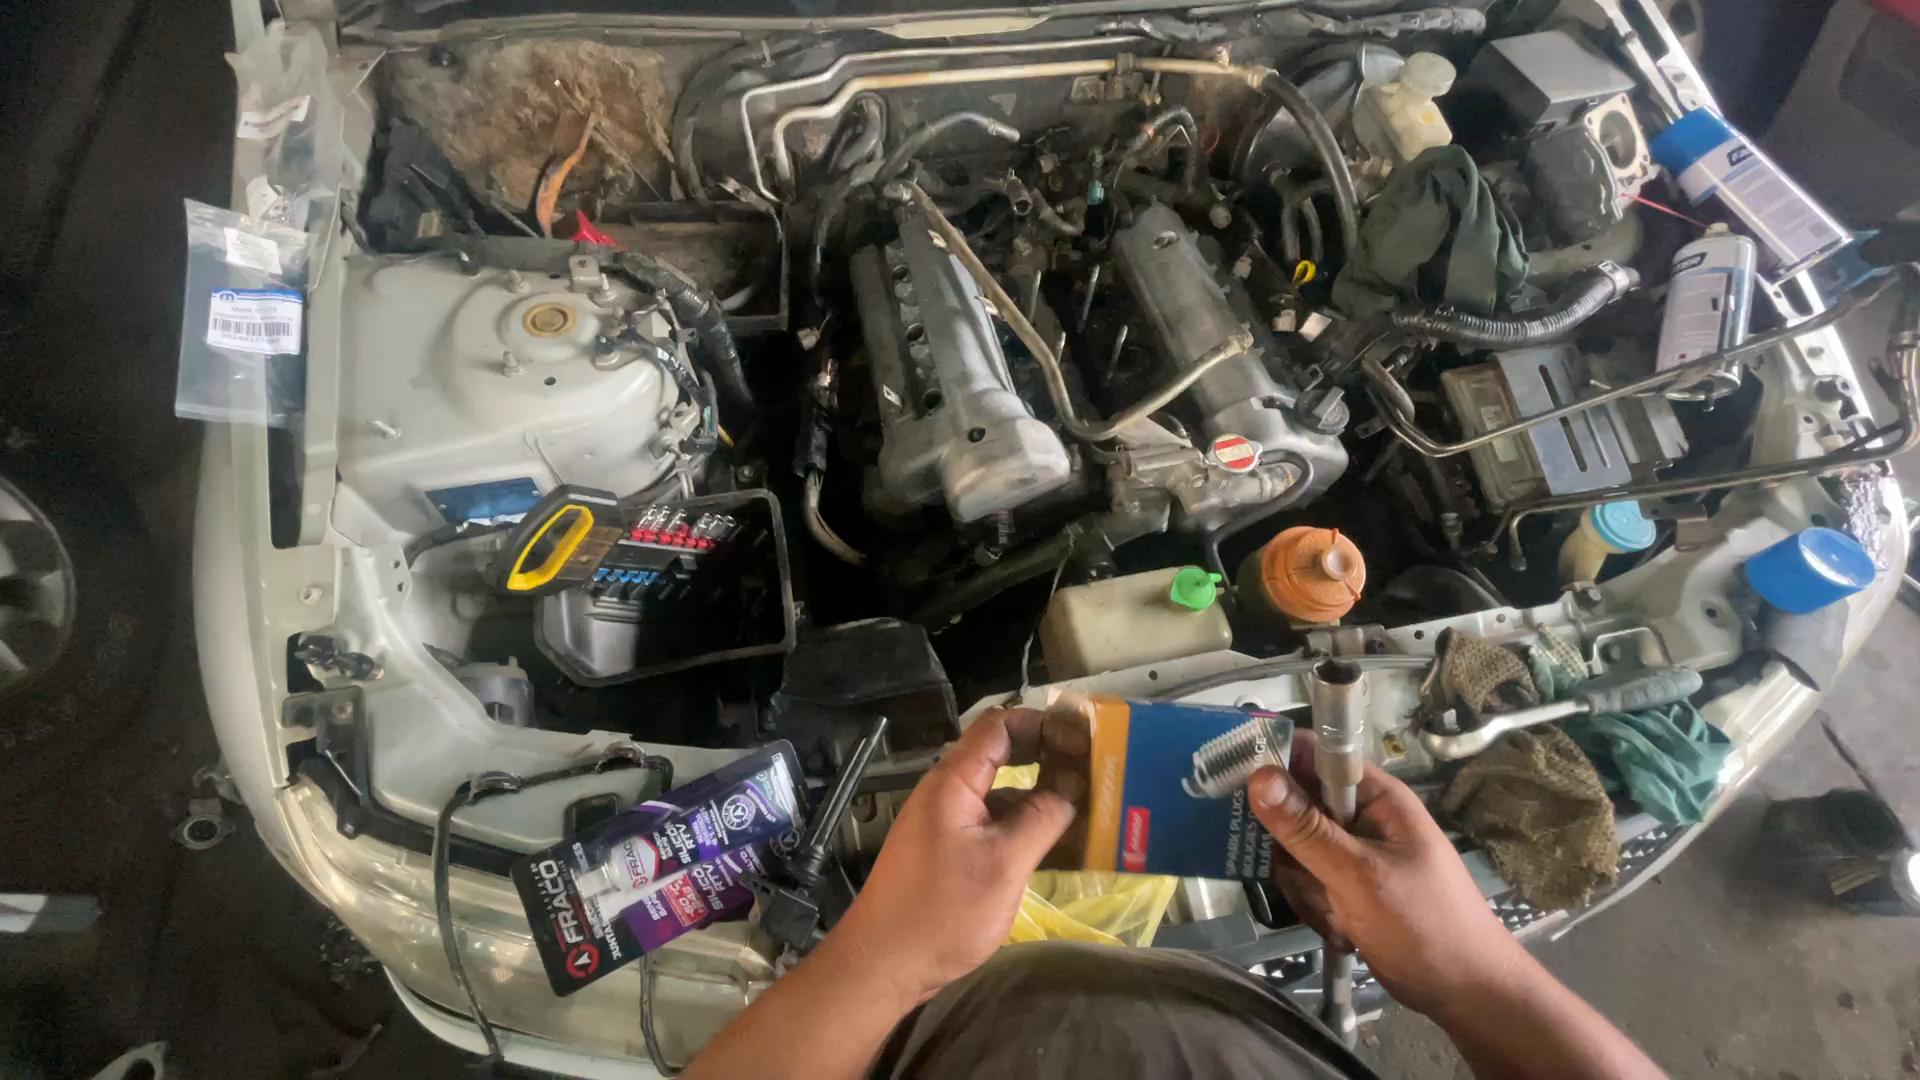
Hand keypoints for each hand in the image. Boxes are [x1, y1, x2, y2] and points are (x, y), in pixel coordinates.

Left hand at [819, 708, 1076, 1004]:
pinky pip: (991, 819)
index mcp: (954, 781)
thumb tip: (1074, 782)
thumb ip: (1041, 818)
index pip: (999, 726)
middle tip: (1090, 765)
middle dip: (1044, 753)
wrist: (881, 964)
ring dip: (1037, 790)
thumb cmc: (942, 911)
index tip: (1082, 738)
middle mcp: (948, 790)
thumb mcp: (1003, 865)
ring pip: (998, 789)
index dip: (1042, 724)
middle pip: (1000, 752)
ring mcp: (947, 819)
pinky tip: (1054, 840)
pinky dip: (1022, 821)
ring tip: (1083, 801)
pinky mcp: (949, 847)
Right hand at [1247, 732, 1530, 1017]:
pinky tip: (1336, 926)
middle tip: (1289, 865)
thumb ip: (1307, 829)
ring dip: (1301, 880)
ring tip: (1330, 909)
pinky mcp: (1340, 880)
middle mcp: (1356, 813)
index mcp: (1373, 794)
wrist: (1469, 998)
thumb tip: (1257, 776)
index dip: (1271, 757)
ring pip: (1290, 844)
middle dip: (1287, 841)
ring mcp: (1347, 849)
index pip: (1310, 754)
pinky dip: (1309, 900)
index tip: (1233, 774)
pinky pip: (1300, 875)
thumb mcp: (1361, 876)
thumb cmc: (1427, 927)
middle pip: (1291, 801)